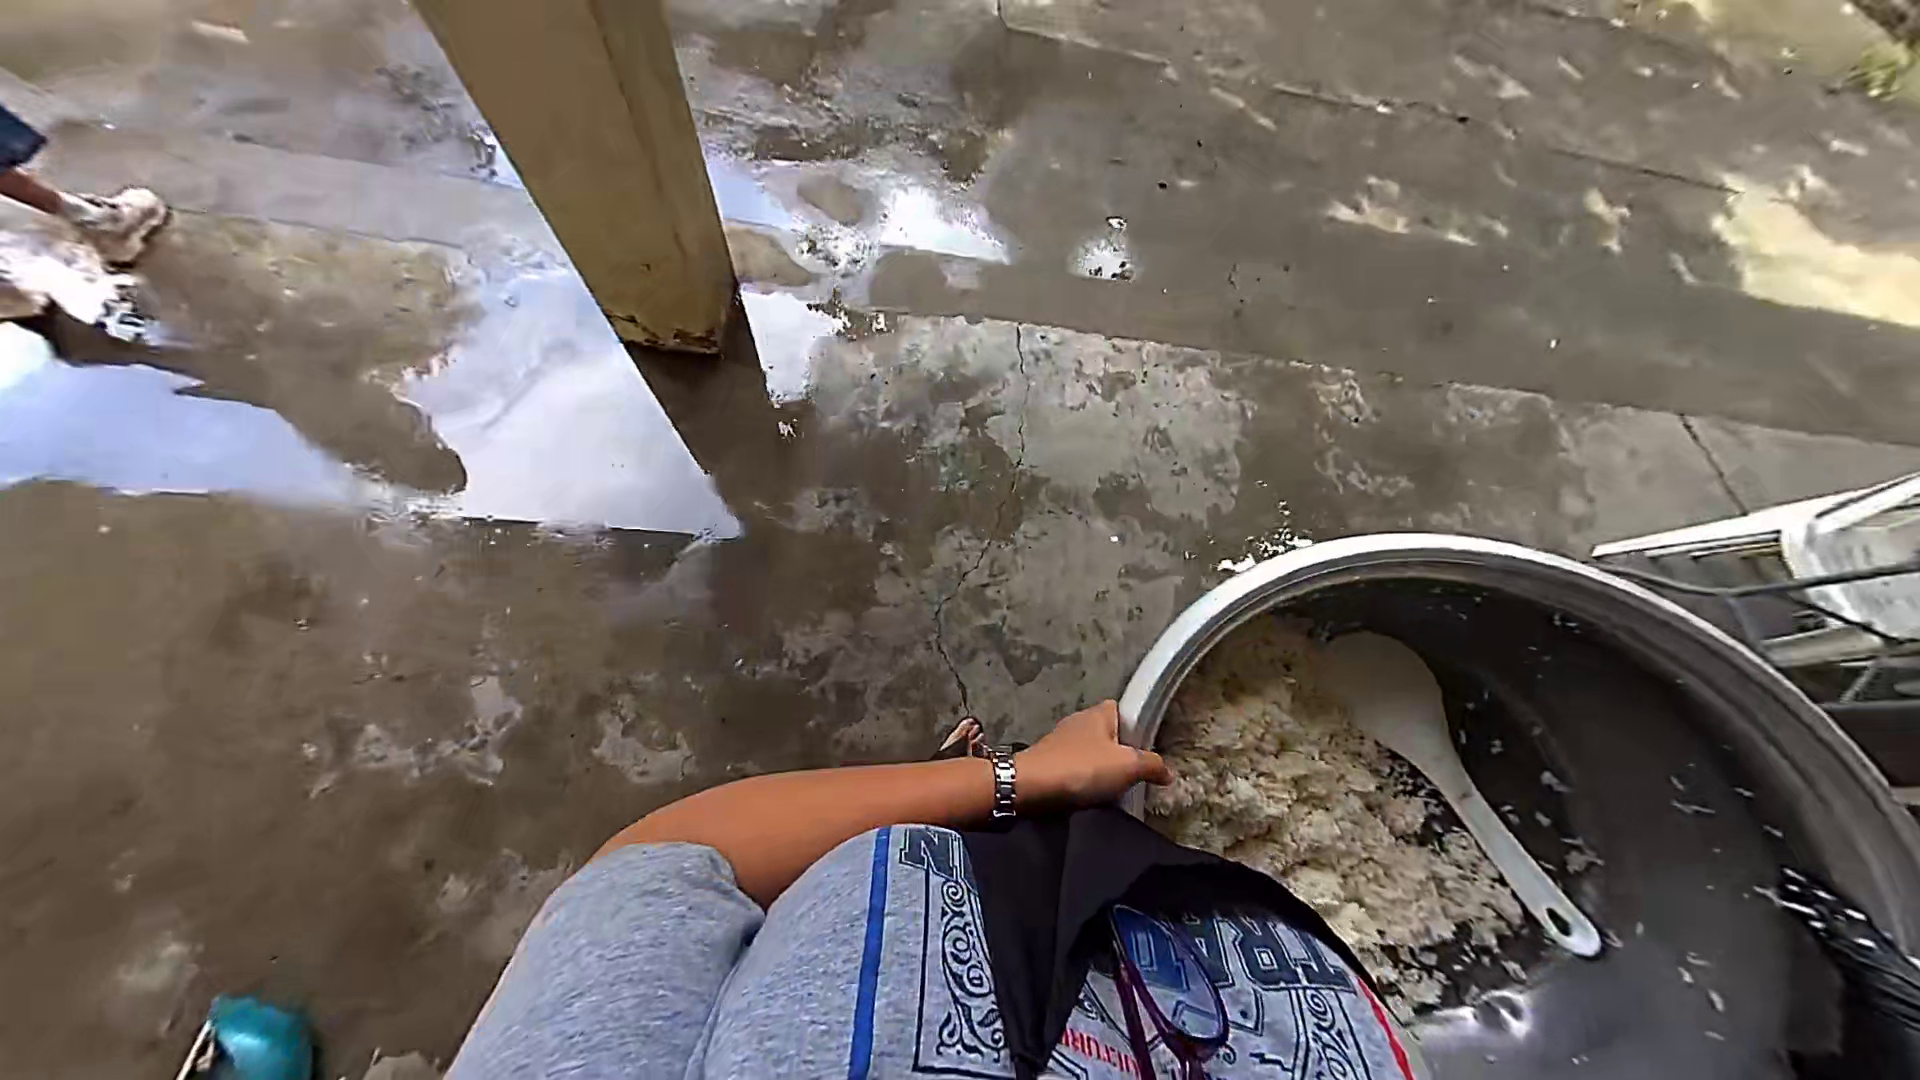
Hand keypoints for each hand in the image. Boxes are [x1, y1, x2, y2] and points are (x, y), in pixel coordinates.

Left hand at [1013, 700, 1171, 810]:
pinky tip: (1091, 795)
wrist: (1033, 785)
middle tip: (1135, 775)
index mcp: (1098, 712)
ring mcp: (1061, 740)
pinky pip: (1076, 766)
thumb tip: (1167, 771)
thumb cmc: (1083, 768)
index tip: (1146, 748)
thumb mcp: (1127, 766)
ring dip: (1102, 769)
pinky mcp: (1050, 758)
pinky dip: (1085, 779)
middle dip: (1120, 753)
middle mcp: (1079, 720)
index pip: (1121, 709)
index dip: (1136, 725)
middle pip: (1108, 733)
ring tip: (1115, 790)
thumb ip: (1151, 765)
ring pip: (1092, 752)